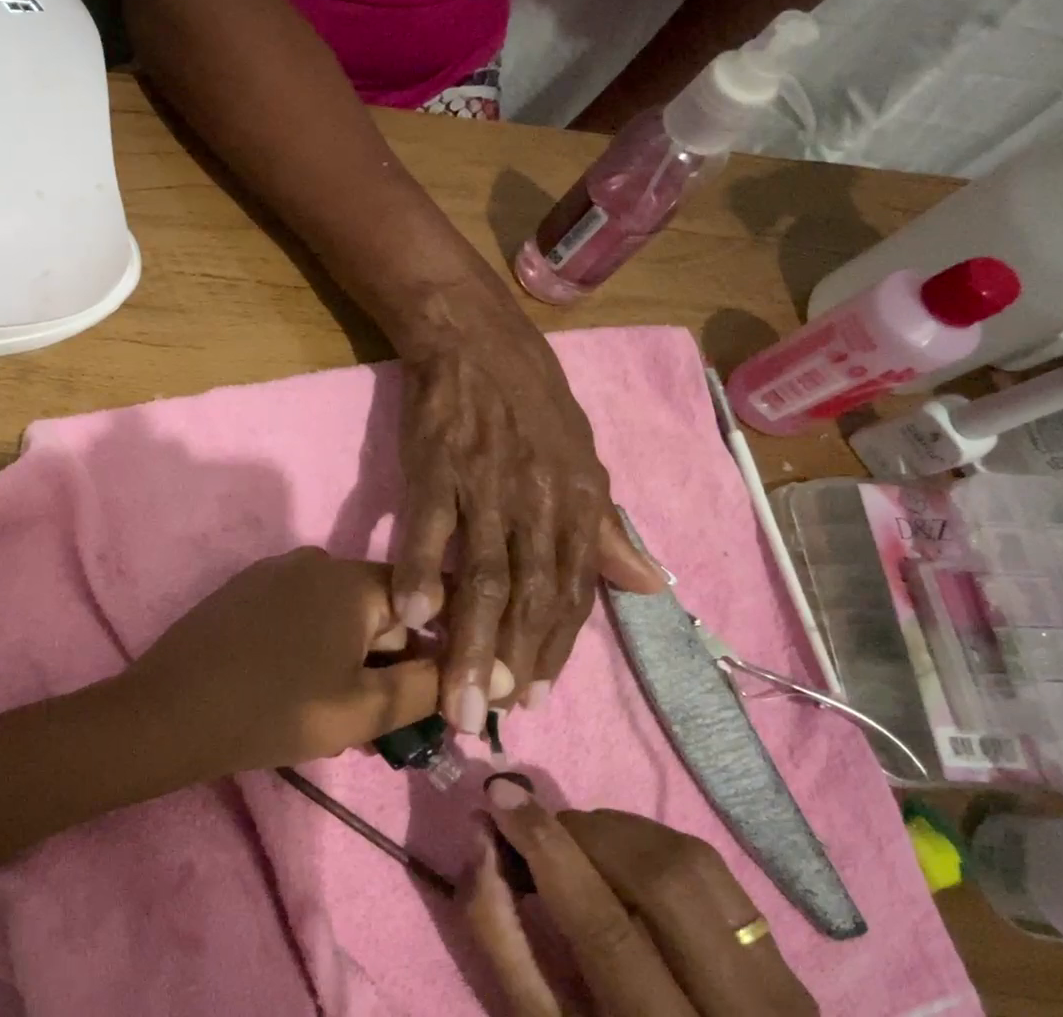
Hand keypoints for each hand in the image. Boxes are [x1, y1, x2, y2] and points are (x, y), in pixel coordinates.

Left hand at [126, 548, 439, 773]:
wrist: (169, 713)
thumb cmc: (276, 711)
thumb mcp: (365, 709)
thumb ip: (430, 686)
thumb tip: (489, 669)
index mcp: (350, 579)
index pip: (427, 598)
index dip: (446, 646)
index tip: (448, 689)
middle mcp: (313, 560)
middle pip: (380, 608)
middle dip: (392, 661)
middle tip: (384, 719)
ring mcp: (271, 574)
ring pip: (338, 617)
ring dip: (353, 661)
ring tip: (340, 716)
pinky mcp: (242, 593)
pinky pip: (300, 616)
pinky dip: (315, 649)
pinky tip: (299, 691)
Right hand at [391, 296, 664, 732]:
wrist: (475, 343)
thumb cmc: (530, 404)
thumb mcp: (584, 461)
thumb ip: (606, 528)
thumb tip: (651, 586)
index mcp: (580, 504)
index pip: (571, 590)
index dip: (551, 648)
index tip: (530, 699)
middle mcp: (542, 503)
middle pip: (528, 596)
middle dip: (509, 662)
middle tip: (486, 718)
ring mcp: (488, 486)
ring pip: (484, 576)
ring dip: (469, 640)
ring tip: (454, 695)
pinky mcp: (438, 467)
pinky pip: (430, 527)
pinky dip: (422, 571)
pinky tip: (411, 617)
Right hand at [468, 778, 816, 1015]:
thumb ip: (501, 934)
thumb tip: (482, 835)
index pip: (606, 928)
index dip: (548, 852)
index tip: (501, 798)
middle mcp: (741, 1014)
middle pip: (666, 879)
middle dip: (587, 832)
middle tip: (539, 830)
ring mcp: (782, 991)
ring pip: (697, 864)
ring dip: (619, 832)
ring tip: (575, 846)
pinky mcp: (790, 967)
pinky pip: (718, 876)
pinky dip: (655, 849)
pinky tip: (622, 865)